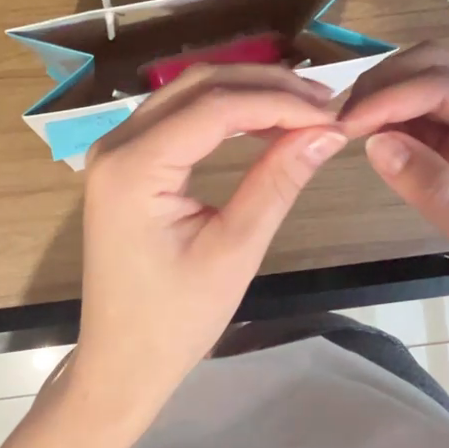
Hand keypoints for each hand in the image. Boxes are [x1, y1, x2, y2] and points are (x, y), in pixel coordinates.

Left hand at [69, 65, 347, 425]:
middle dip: (265, 87)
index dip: (278, 102)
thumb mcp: (234, 251)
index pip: (214, 107)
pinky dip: (224, 112)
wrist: (122, 361)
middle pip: (199, 86)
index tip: (332, 113)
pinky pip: (179, 116)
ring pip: (189, 93)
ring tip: (304, 108)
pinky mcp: (126, 160)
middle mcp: (116, 143)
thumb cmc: (175, 319)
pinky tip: (264, 122)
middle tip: (325, 103)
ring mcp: (116, 148)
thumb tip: (328, 132)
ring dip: (247, 93)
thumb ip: (277, 182)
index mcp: (133, 166)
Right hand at [338, 44, 448, 357]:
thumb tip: (375, 142)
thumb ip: (439, 192)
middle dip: (385, 85)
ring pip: (427, 84)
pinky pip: (424, 117)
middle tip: (338, 122)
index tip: (343, 124)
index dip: (393, 96)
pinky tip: (369, 140)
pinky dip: (392, 119)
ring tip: (345, 130)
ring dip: (385, 97)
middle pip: (438, 68)